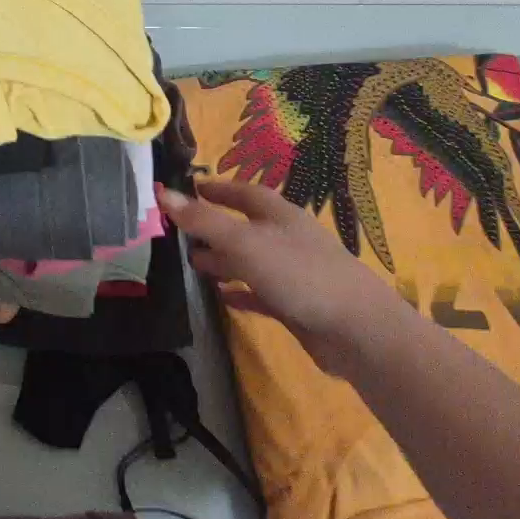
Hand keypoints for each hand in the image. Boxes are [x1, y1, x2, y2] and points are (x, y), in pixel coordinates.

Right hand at [160, 178, 411, 377]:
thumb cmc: (300, 274)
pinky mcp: (294, 304)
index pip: (245, 192)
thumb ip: (203, 220)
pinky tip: (222, 297)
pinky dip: (240, 292)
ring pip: (249, 261)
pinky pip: (259, 293)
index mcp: (279, 217)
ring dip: (223, 261)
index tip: (190, 188)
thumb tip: (162, 193)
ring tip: (193, 265)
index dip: (218, 188)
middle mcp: (286, 240)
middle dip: (214, 228)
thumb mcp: (244, 242)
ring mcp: (292, 273)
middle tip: (180, 233)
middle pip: (244, 226)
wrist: (356, 330)